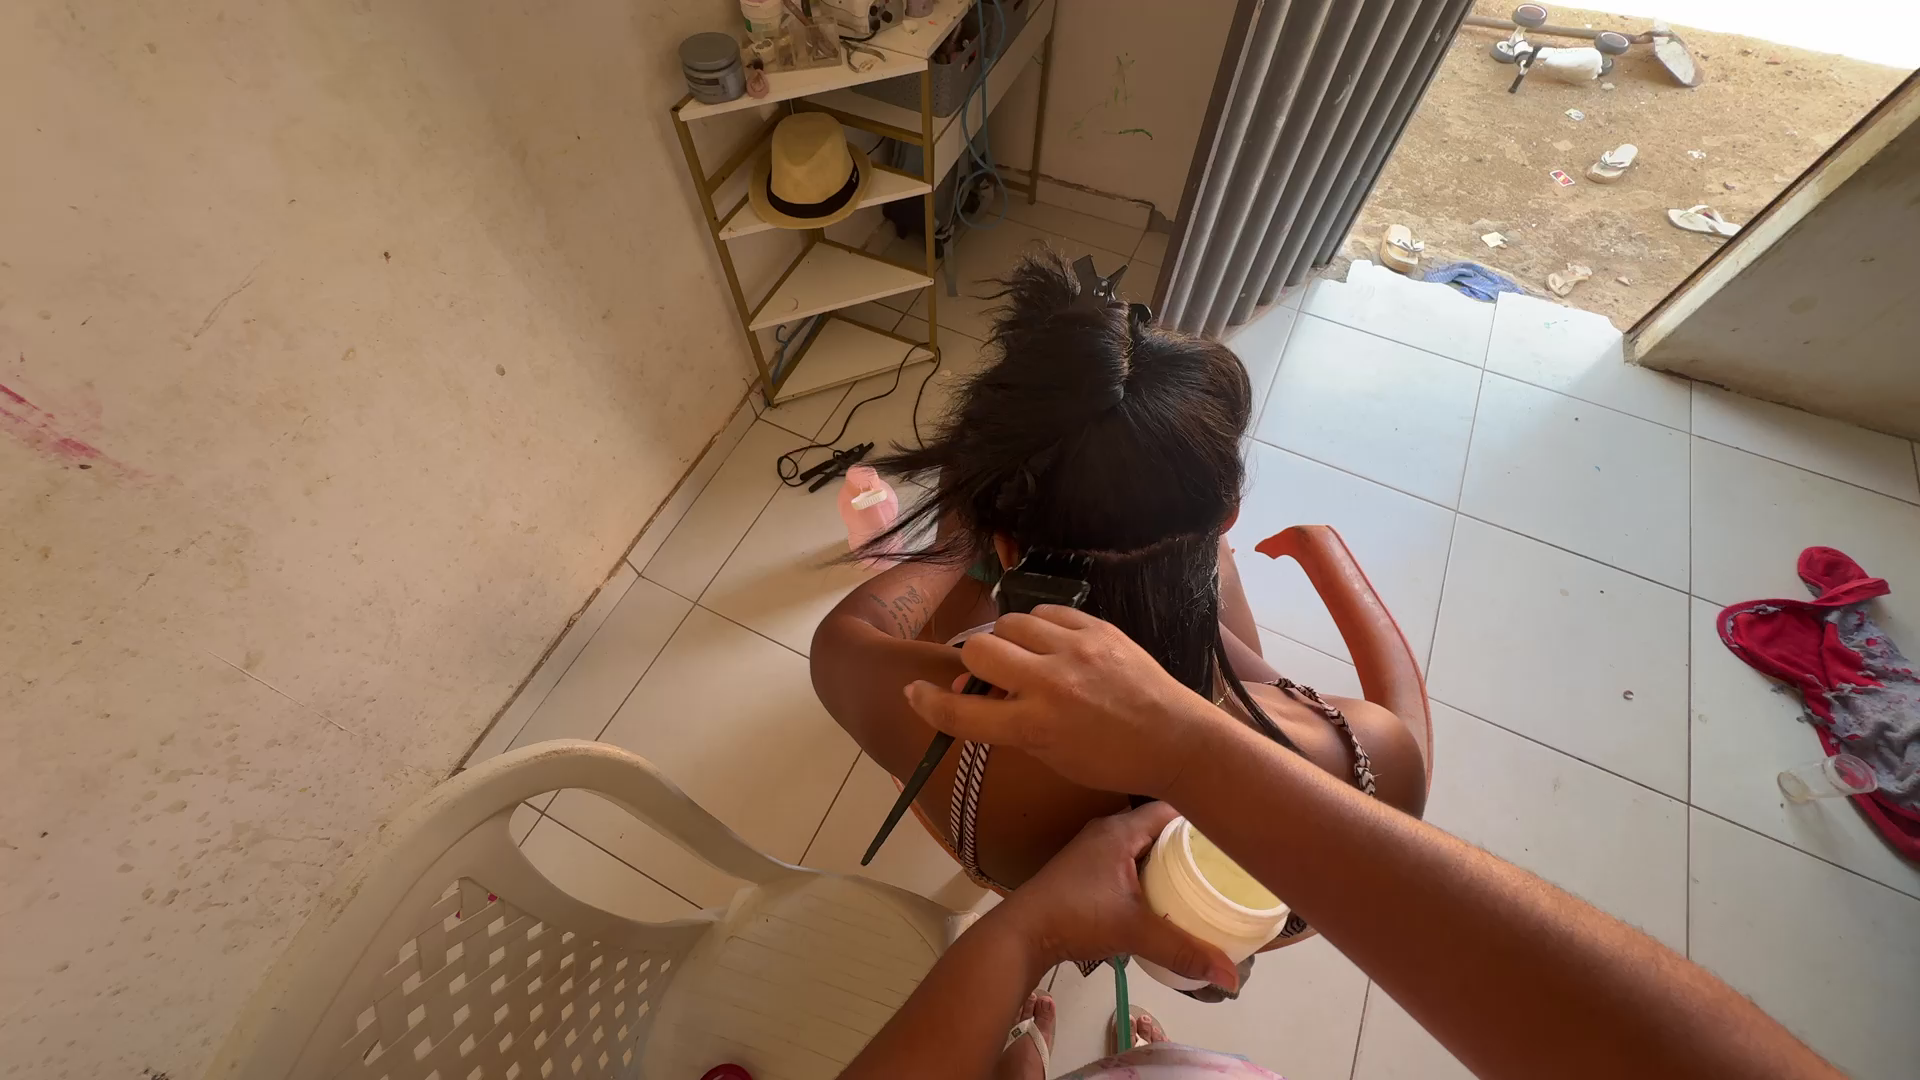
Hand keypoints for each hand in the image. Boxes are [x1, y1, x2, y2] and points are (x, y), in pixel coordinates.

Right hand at [902, 605, 1227, 799]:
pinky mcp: (1097, 627)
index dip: (930, 704)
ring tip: (1026, 655)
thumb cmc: (1110, 760)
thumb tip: (974, 691)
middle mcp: (1050, 684)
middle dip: (975, 662)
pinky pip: (1047, 611)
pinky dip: (1040, 626)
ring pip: (1010, 621)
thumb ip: (1009, 724)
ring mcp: (1075, 650)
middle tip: (992, 673)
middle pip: (979, 650)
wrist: (1177, 738)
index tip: (915, 693)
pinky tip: (1054, 643)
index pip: (963, 714)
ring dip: (1008, 640)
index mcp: (1036, 728)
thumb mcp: (1051, 757)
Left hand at [998, 802, 1239, 990]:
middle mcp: (1107, 830)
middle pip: (1158, 826)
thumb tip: (1231, 976)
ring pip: (1143, 844)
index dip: (1200, 820)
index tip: (1228, 839)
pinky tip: (1164, 893)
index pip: (1170, 809)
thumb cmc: (1077, 916)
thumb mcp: (1134, 932)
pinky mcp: (1087, 867)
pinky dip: (1149, 870)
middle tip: (1223, 862)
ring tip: (1201, 877)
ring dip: (1167, 858)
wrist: (1024, 930)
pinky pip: (1129, 858)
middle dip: (1188, 842)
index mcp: (1120, 830)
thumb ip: (1182, 949)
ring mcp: (1094, 848)